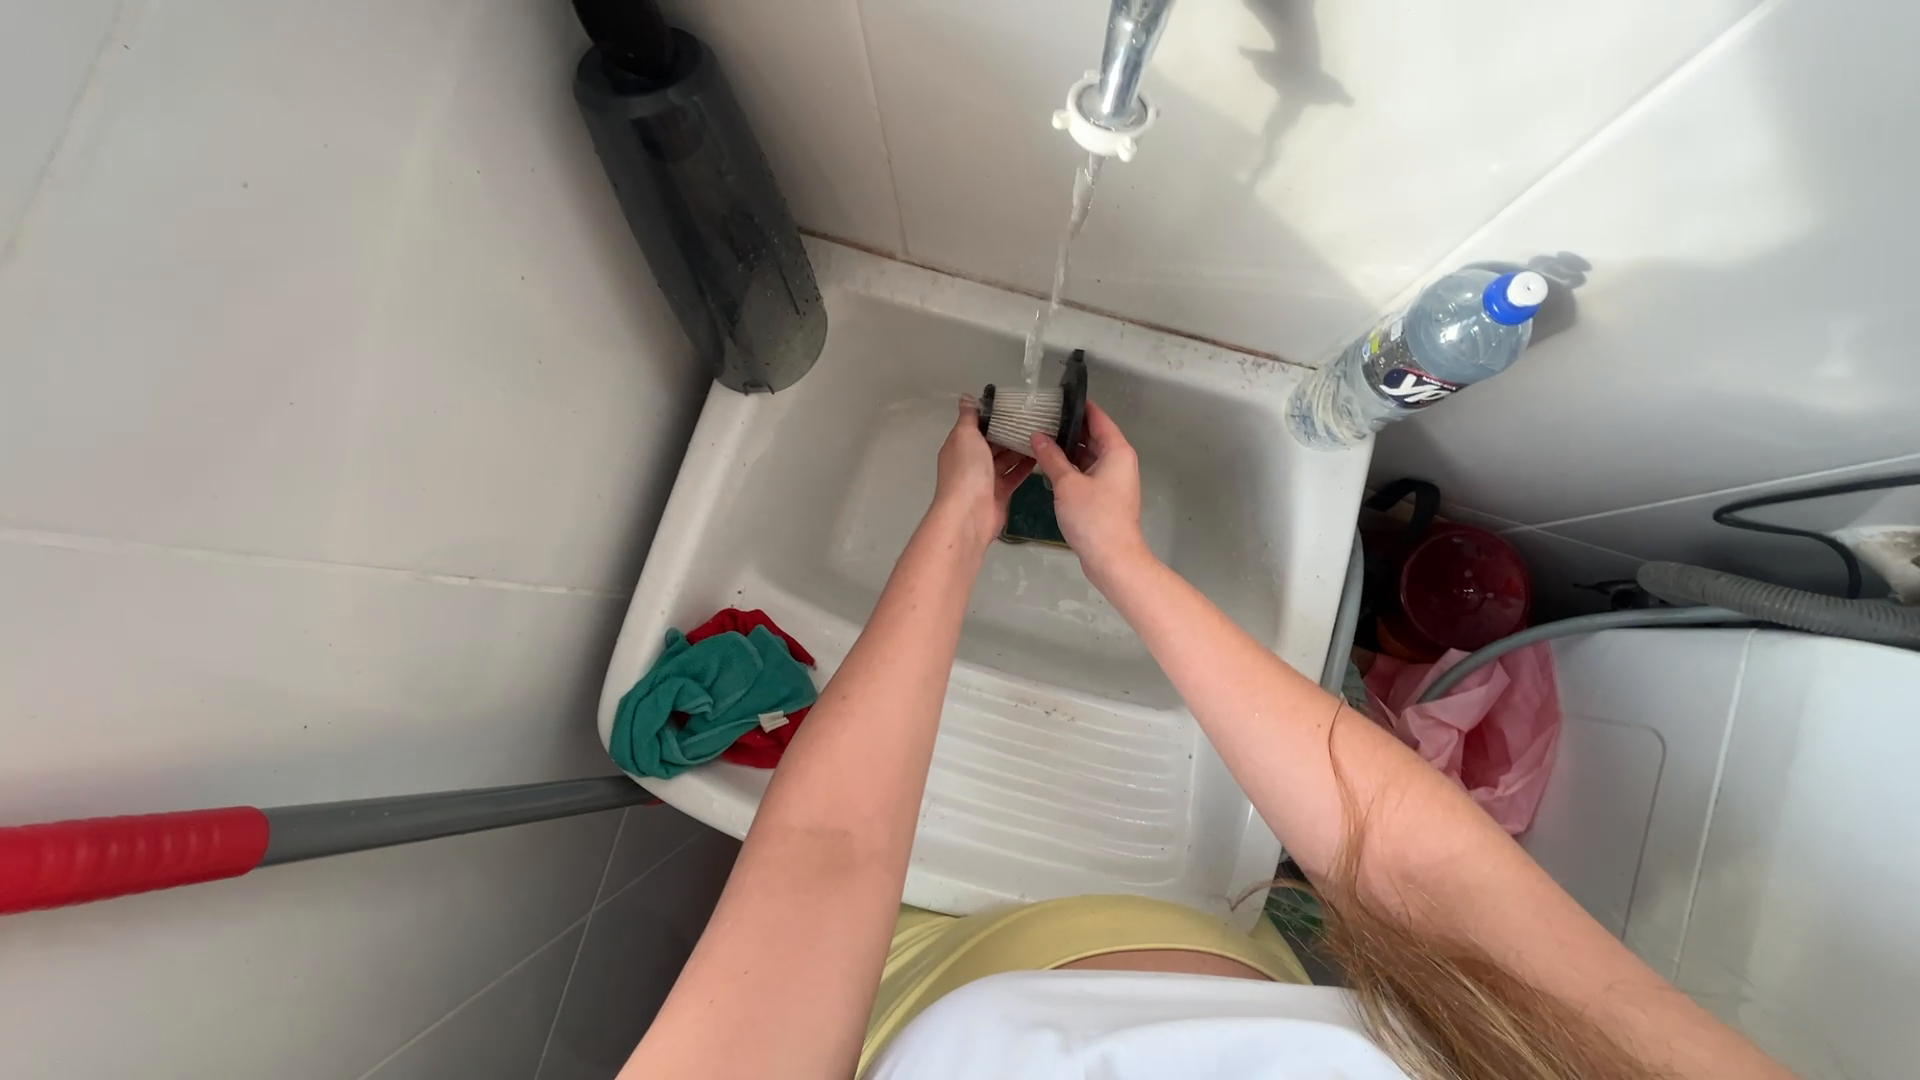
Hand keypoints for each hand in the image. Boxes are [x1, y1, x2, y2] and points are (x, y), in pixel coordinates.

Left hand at [930, 396, 1035, 549]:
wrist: (969, 514)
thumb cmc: (966, 470)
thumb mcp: (965, 436)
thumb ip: (968, 417)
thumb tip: (966, 397)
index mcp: (960, 445)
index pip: (975, 426)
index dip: (992, 416)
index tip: (1013, 405)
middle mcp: (971, 461)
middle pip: (992, 443)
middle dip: (1009, 432)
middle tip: (1034, 418)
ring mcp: (986, 478)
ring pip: (1005, 459)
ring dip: (1020, 448)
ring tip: (1041, 433)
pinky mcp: (1000, 493)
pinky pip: (1014, 475)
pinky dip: (1025, 466)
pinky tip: (1041, 455)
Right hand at [1028, 402, 1151, 581]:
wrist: (1112, 558)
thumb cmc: (1093, 517)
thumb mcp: (1067, 484)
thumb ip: (1051, 457)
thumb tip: (1038, 436)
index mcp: (1117, 451)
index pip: (1098, 417)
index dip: (1077, 406)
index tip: (1055, 397)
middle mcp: (1119, 461)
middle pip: (1093, 435)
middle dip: (1068, 428)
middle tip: (1040, 418)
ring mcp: (1113, 480)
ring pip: (1088, 455)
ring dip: (1068, 449)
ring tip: (1039, 438)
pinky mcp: (1105, 496)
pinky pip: (1087, 472)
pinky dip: (1071, 467)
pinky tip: (1049, 465)